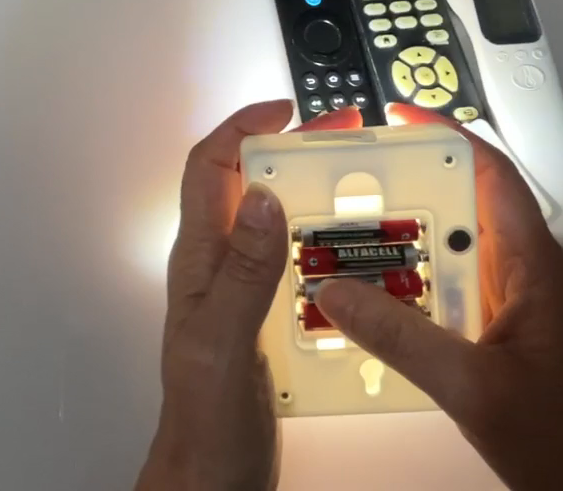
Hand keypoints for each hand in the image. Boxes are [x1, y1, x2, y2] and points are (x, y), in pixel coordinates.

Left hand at [136, 100, 358, 490]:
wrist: (213, 479)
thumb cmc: (205, 416)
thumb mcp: (222, 341)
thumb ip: (241, 273)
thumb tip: (260, 193)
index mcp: (199, 255)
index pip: (209, 167)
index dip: (239, 128)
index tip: (284, 109)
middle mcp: (218, 261)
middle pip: (248, 184)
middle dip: (290, 152)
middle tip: (346, 140)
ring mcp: (242, 287)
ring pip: (275, 220)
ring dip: (312, 196)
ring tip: (364, 189)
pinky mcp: (267, 314)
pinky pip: (296, 262)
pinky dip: (324, 245)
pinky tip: (360, 255)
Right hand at [312, 103, 562, 490]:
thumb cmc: (562, 443)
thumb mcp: (474, 387)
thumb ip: (401, 337)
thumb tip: (332, 290)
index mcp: (531, 265)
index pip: (492, 174)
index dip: (447, 136)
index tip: (396, 118)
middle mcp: (519, 271)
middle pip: (461, 201)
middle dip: (408, 180)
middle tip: (349, 175)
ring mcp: (505, 300)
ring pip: (448, 243)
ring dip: (401, 230)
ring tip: (344, 226)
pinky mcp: (490, 328)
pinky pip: (441, 283)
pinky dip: (404, 275)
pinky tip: (369, 290)